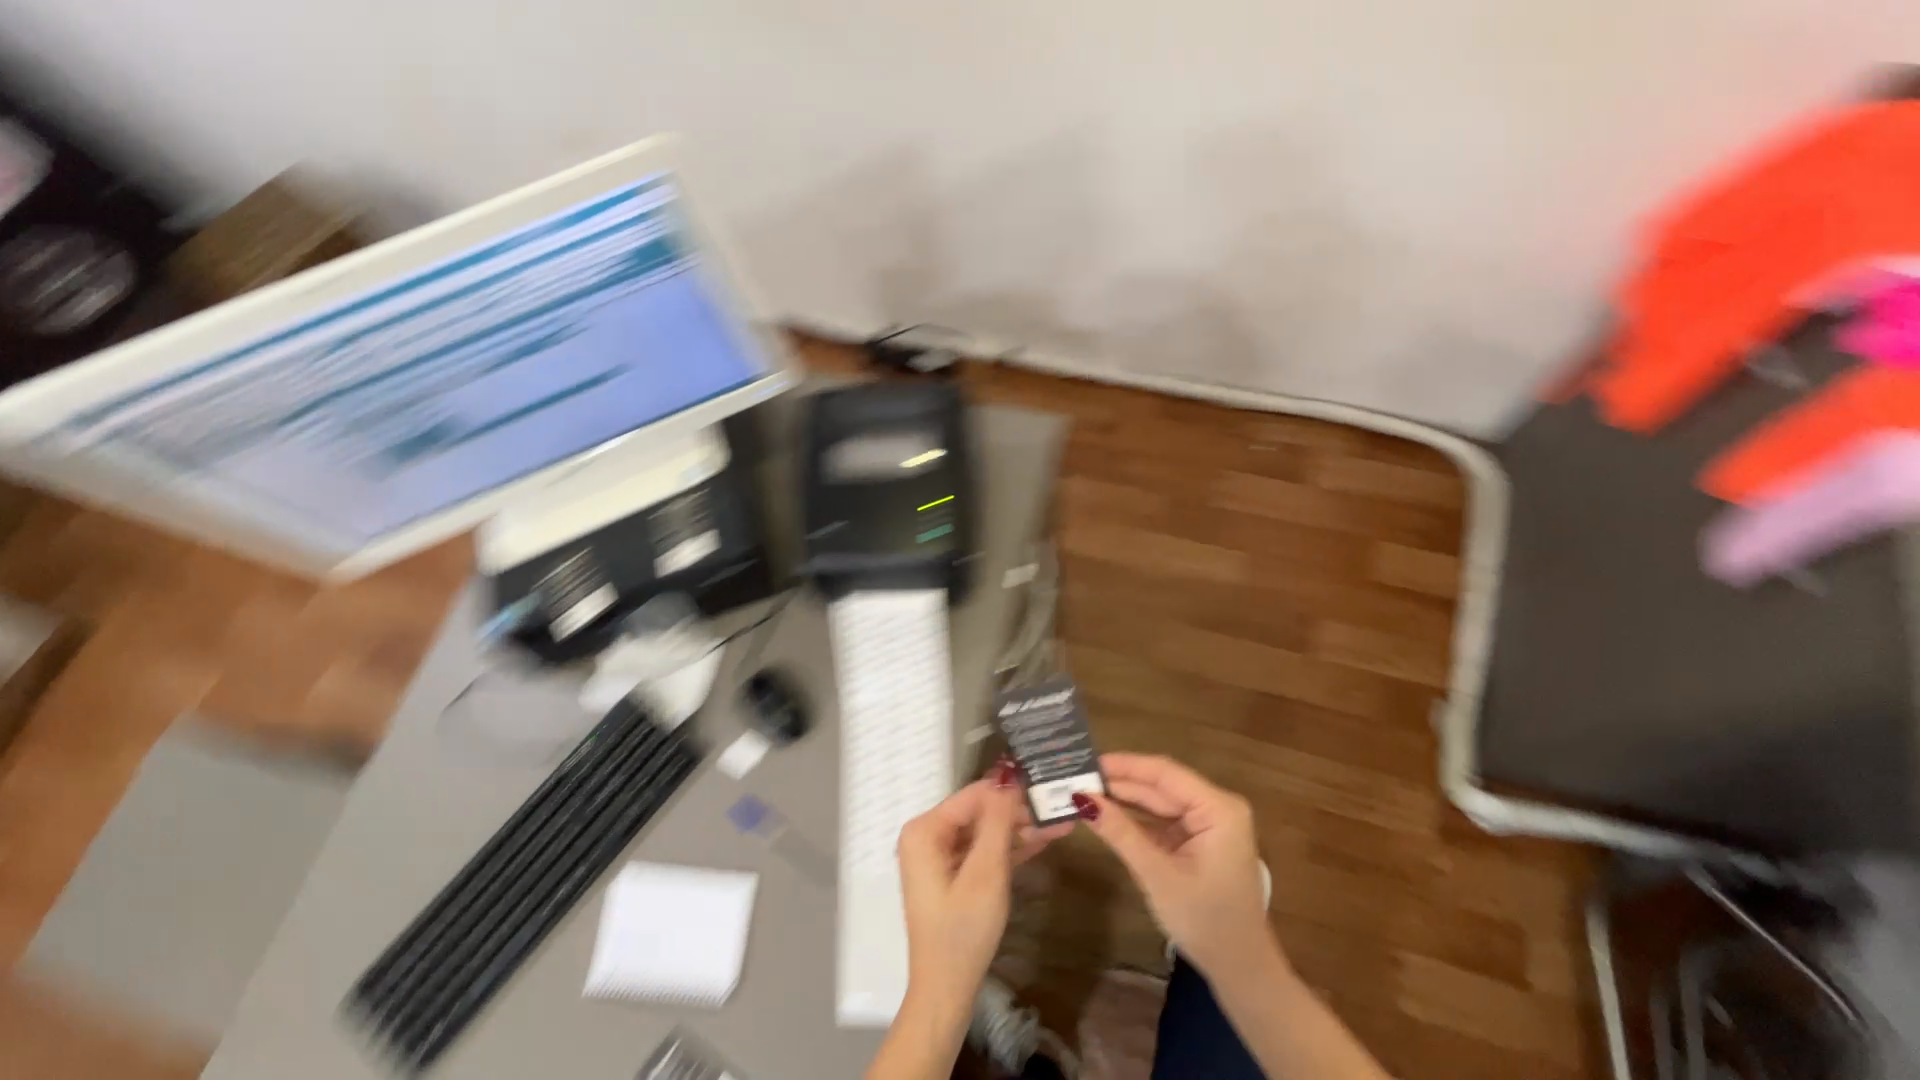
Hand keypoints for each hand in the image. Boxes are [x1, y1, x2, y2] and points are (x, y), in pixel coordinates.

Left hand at [896, 766, 1071, 1002]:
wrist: (947, 988)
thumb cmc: (963, 929)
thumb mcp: (986, 872)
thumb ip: (998, 821)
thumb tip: (1007, 774)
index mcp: (925, 830)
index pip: (974, 795)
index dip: (1011, 789)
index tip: (1048, 782)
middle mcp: (928, 836)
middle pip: (980, 811)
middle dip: (1019, 810)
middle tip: (1061, 806)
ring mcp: (939, 857)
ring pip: (986, 831)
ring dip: (1021, 829)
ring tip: (1062, 823)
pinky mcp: (953, 875)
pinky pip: (983, 851)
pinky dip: (1011, 849)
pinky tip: (1045, 840)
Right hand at [1074, 753, 1277, 979]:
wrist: (1239, 967)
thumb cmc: (1205, 920)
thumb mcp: (1158, 875)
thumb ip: (1121, 833)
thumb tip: (1081, 798)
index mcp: (1218, 809)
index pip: (1165, 774)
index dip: (1124, 765)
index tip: (1085, 761)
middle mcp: (1216, 808)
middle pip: (1161, 786)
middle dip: (1119, 782)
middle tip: (1075, 777)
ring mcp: (1206, 825)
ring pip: (1158, 802)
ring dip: (1123, 799)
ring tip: (1082, 791)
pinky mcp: (1196, 841)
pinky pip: (1161, 821)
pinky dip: (1134, 820)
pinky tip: (1105, 814)